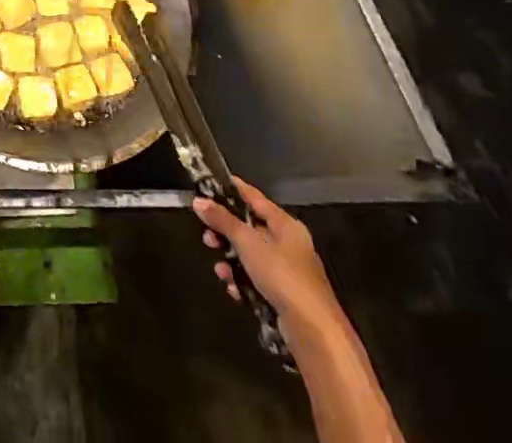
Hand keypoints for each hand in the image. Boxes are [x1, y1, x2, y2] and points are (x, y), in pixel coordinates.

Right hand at [193, 178, 345, 335]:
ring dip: (231, 261)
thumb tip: (199, 201)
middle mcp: (288, 243)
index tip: (209, 183)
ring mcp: (286, 269)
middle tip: (207, 237)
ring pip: (249, 255)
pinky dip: (242, 281)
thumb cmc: (281, 275)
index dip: (232, 188)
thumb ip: (222, 220)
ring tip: (220, 270)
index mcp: (285, 224)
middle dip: (225, 233)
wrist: (312, 328)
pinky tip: (234, 289)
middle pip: (248, 228)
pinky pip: (255, 278)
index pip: (254, 197)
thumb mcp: (247, 242)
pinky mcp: (283, 293)